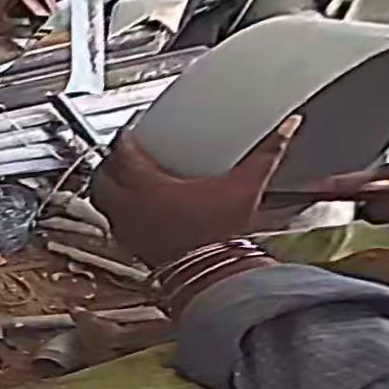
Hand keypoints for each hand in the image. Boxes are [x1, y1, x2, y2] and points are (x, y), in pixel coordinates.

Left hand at [91, 117, 298, 268]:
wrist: (205, 264)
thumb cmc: (220, 227)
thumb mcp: (246, 184)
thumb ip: (268, 151)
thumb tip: (290, 125)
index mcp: (148, 186)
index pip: (124, 157)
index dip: (123, 141)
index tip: (127, 131)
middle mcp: (126, 204)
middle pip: (102, 176)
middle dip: (107, 161)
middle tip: (118, 150)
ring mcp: (121, 223)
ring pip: (98, 197)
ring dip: (103, 183)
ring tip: (115, 172)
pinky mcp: (122, 237)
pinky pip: (107, 215)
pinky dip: (110, 203)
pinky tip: (123, 200)